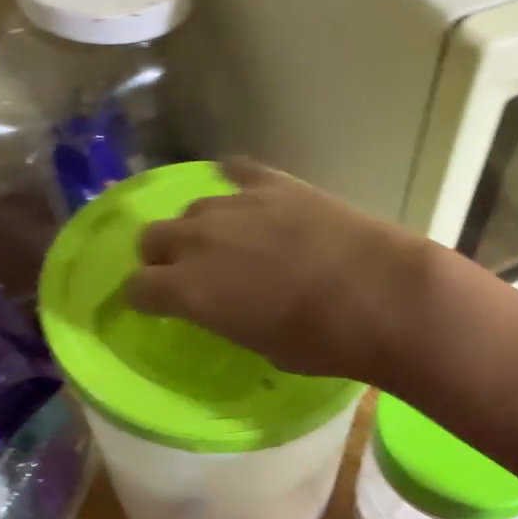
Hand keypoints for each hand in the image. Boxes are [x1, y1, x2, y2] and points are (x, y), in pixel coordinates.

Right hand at [125, 157, 451, 384]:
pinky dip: (234, 183)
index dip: (144, 299)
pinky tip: (243, 193)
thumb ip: (230, 319)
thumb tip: (230, 306)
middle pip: (153, 238)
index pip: (139, 289)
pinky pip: (238, 171)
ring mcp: (236, 204)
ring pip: (193, 208)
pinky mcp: (275, 182)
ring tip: (222, 242)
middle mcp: (199, 241)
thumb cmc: (321, 342)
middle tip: (183, 274)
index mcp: (189, 291)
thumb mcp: (262, 347)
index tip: (154, 306)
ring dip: (198, 227)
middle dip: (161, 257)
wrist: (378, 295)